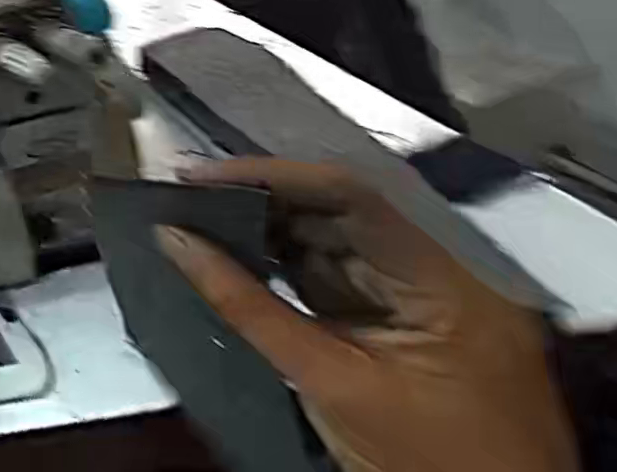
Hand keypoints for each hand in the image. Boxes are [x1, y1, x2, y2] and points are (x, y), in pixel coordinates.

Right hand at [157, 159, 576, 471]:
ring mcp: (421, 298)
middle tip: (189, 190)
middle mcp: (441, 277)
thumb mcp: (324, 380)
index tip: (204, 175)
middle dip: (258, 197)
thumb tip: (170, 235)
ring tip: (199, 214)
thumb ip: (242, 302)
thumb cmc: (425, 466)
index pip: (351, 197)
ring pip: (327, 234)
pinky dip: (279, 257)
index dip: (271, 175)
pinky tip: (233, 248)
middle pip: (337, 209)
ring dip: (263, 225)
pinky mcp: (399, 317)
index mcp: (446, 286)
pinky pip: (329, 267)